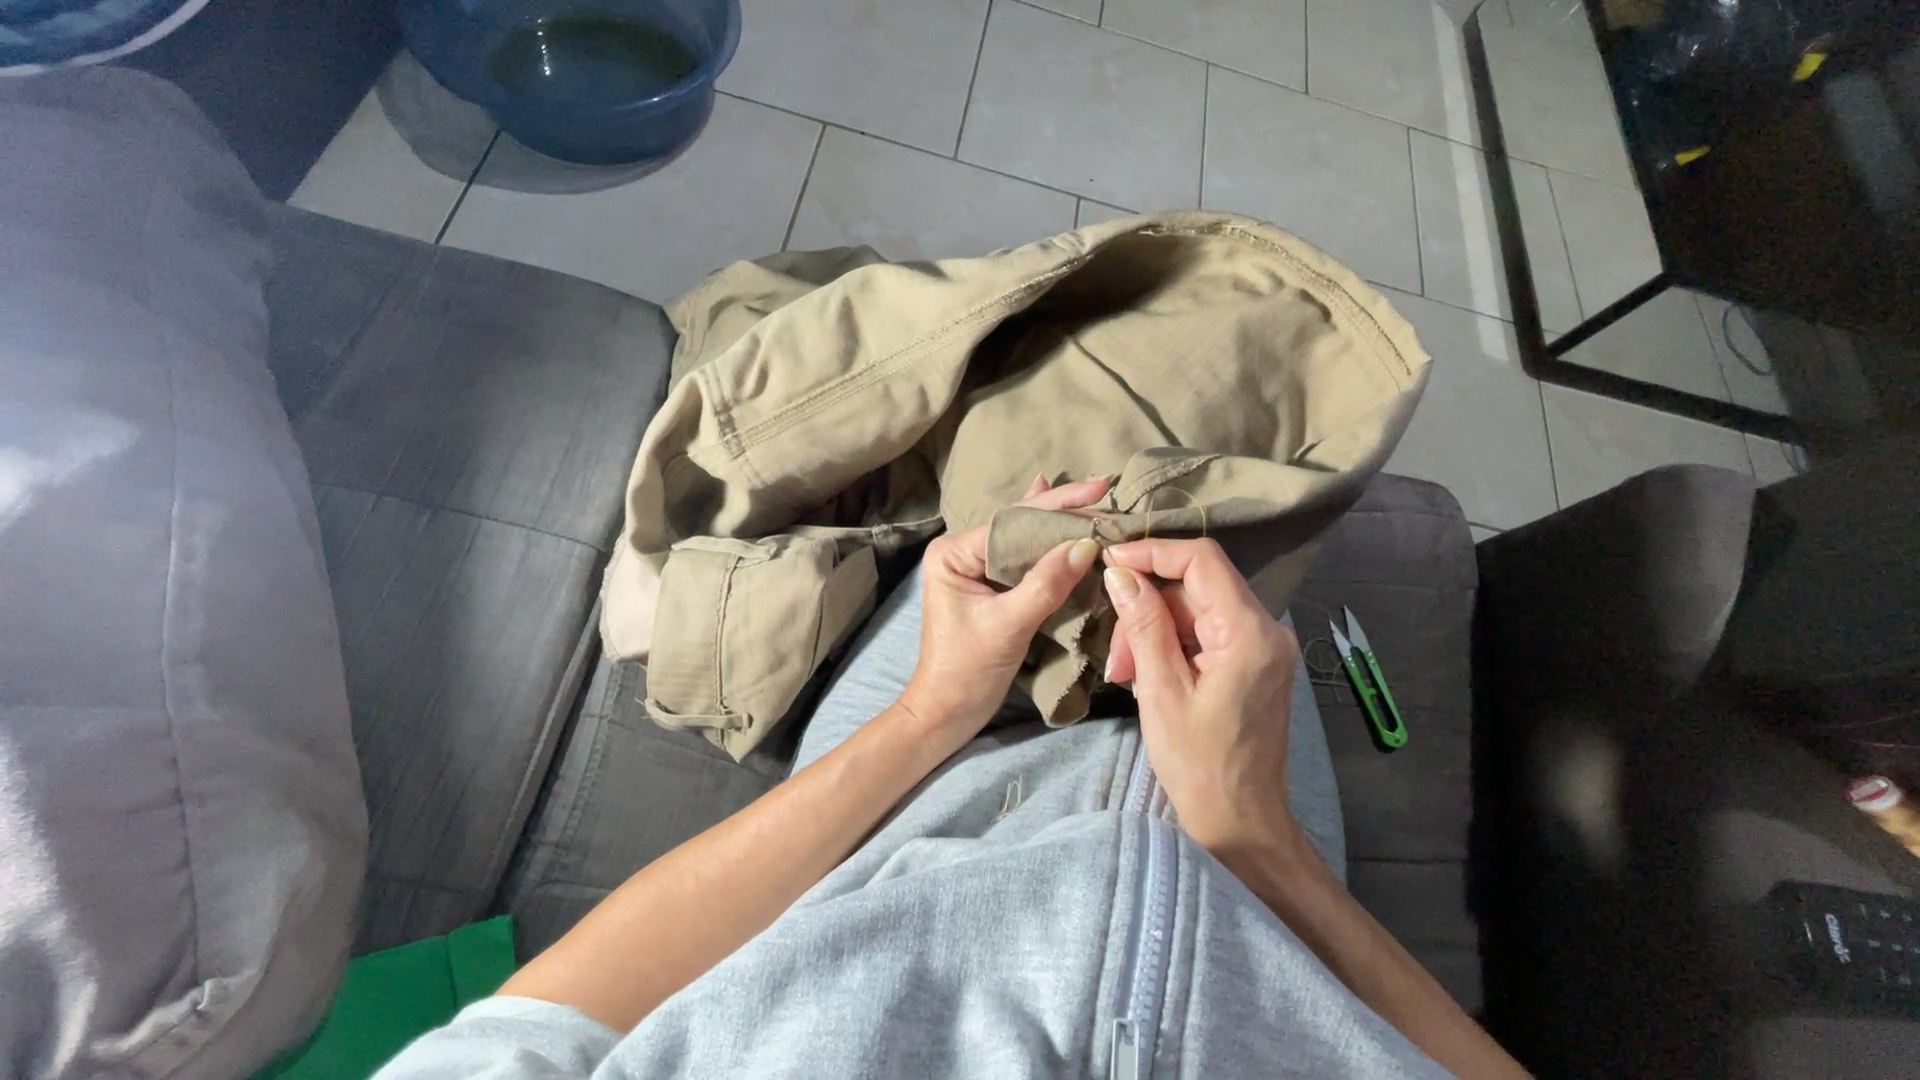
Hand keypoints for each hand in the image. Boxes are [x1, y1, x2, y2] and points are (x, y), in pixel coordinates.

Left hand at [898, 475, 1110, 741]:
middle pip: (1019, 525)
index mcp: (953, 553)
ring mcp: (973, 569)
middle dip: (1062, 510)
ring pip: (1023, 539)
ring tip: (1092, 494)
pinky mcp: (988, 587)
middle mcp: (960, 552)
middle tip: (1105, 489)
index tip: (1099, 491)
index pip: (1013, 521)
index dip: (1058, 507)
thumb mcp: (1008, 626)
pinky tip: (1057, 513)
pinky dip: (1046, 542)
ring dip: (1058, 523)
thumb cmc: (967, 672)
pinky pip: (1022, 558)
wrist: (946, 713)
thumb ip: (1045, 584)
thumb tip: (1086, 545)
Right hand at [1101, 538, 1299, 853]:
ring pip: (1196, 609)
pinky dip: (1171, 645)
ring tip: (1123, 671)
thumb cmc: (1198, 765)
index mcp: (1249, 633)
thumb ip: (1143, 625)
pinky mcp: (1254, 662)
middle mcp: (1266, 629)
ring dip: (1153, 629)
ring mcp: (1264, 646)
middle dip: (1146, 606)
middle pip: (1195, 586)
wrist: (1240, 822)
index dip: (1153, 552)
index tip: (1110, 562)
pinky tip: (1144, 674)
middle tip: (1114, 650)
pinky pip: (1205, 632)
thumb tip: (1119, 574)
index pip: (1202, 560)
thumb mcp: (1160, 691)